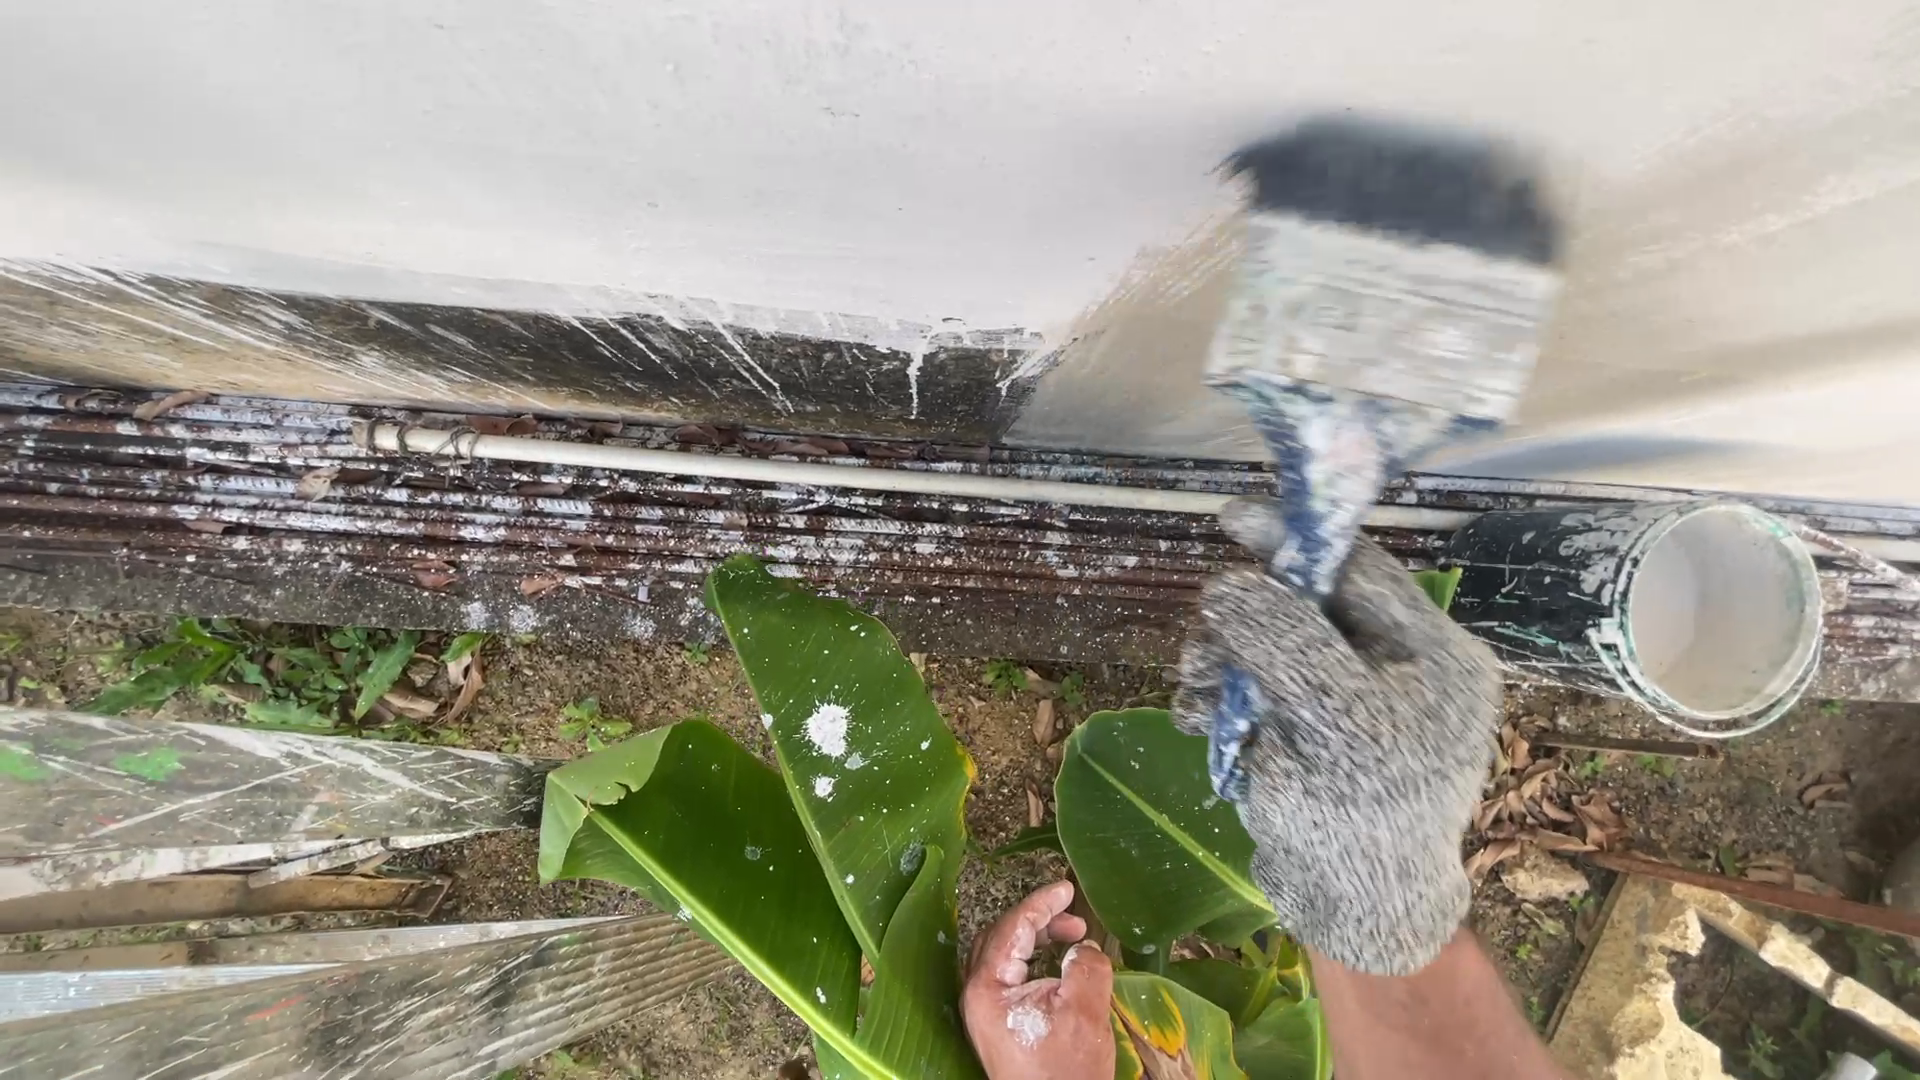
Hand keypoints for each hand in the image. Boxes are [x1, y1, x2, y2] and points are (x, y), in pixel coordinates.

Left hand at [962, 881, 1114, 1079]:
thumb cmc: (1067, 1073)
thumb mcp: (1085, 1013)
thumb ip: (1085, 966)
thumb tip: (1084, 947)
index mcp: (988, 986)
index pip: (1014, 926)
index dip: (1043, 903)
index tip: (1067, 889)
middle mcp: (977, 992)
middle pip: (1004, 934)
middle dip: (1040, 919)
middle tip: (1074, 919)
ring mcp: (983, 1008)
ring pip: (1005, 951)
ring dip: (1037, 937)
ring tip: (1073, 936)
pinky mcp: (996, 1021)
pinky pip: (1009, 973)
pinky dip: (1033, 958)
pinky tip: (1058, 963)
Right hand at [1174, 497, 1501, 975]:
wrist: (1346, 908)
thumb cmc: (1364, 822)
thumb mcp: (1338, 726)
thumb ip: (1288, 644)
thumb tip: (1228, 585)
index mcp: (1426, 652)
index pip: (1356, 569)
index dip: (1294, 538)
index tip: (1233, 519)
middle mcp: (1382, 662)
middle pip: (1296, 601)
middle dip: (1239, 618)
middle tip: (1200, 650)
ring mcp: (1335, 689)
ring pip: (1259, 637)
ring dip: (1214, 657)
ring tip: (1195, 695)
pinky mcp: (1295, 715)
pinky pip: (1243, 677)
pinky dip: (1212, 691)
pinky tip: (1197, 717)